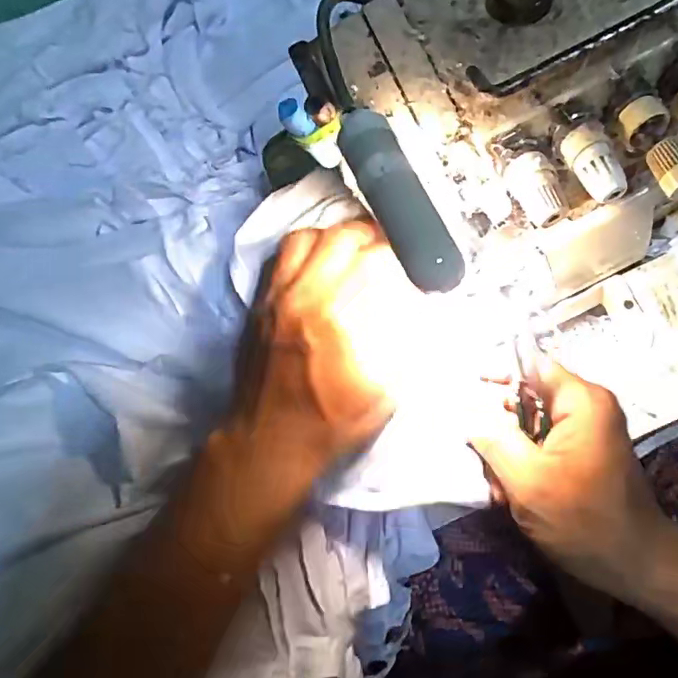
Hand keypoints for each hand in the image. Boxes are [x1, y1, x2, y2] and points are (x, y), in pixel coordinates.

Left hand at [224, 220, 398, 480]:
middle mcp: (297, 299)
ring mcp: (272, 299)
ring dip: (333, 236)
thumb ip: (403, 351)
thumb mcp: (381, 395)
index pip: (368, 260)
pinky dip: (306, 250)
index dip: (396, 253)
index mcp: (330, 319)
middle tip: (387, 246)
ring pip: (302, 239)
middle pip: (335, 238)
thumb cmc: (327, 423)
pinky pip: (281, 258)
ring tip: (352, 249)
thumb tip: (420, 314)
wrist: (267, 443)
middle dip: (369, 234)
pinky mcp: (258, 306)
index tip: (410, 260)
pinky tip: (322, 265)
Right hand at [469, 357, 677, 603]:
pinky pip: (548, 445)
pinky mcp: (589, 454)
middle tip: (483, 458)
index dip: (496, 378)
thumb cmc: (583, 521)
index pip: (531, 366)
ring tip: (499, 486)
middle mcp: (590, 407)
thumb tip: (468, 414)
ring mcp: (591, 431)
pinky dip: (528, 463)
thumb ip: (494, 440)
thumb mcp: (528, 481)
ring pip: (535, 425)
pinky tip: (515, 493)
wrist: (637, 565)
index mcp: (582, 401)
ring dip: (512, 450)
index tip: (467, 400)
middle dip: (502, 426)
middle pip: (531, 397)